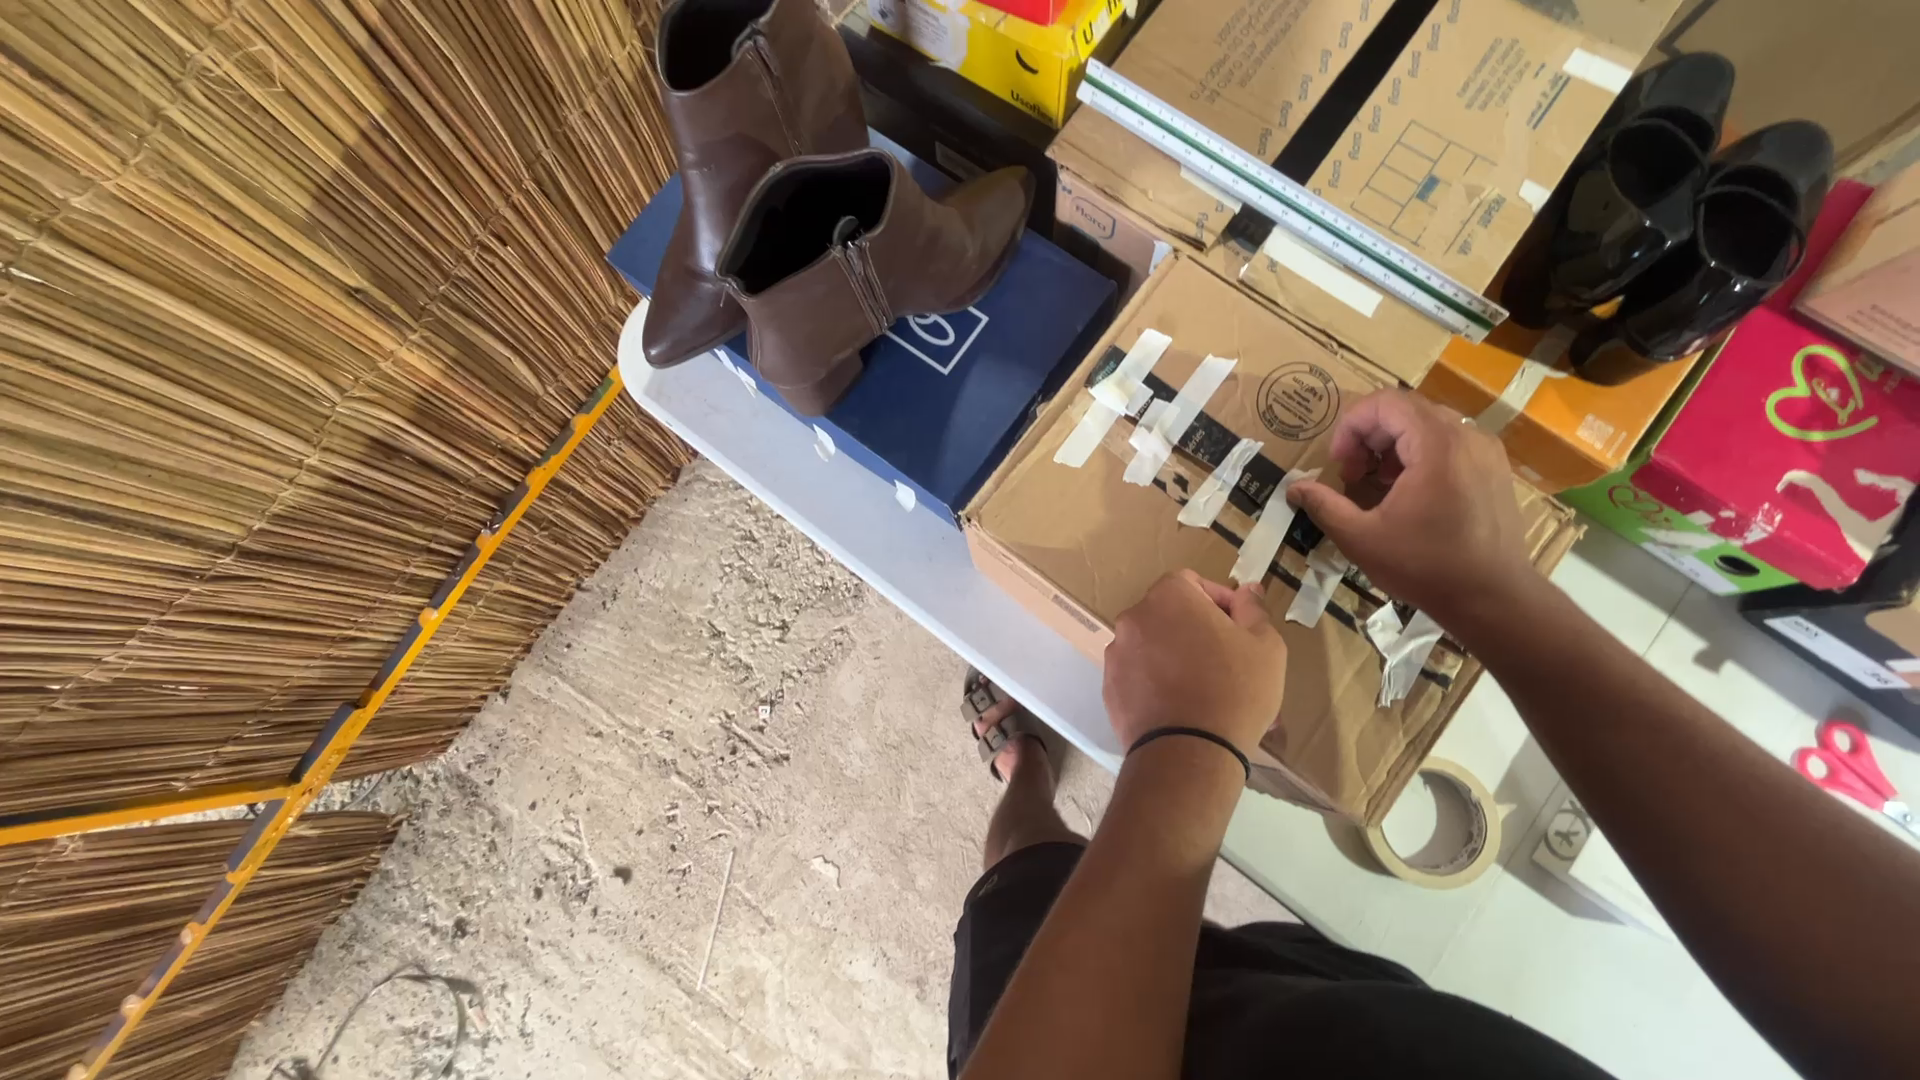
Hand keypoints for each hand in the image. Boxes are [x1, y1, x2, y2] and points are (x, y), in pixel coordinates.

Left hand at [1103, 570, 1287, 756]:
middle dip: (1198, 631)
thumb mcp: (1264, 645)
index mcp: (1168, 597)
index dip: (1219, 601)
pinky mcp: (1109, 687)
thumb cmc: (1234, 690)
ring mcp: (1116, 654)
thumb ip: (1252, 609)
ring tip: (1206, 690)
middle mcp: (1133, 618)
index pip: (1192, 583)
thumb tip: (1246, 590)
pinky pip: (1139, 675)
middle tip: (1227, 661)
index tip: (1239, 628)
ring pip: (1153, 646)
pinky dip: (1156, 682)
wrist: (1188, 752)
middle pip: (1170, 615)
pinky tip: (1181, 707)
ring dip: (1177, 657)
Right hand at [1287, 389, 1537, 626]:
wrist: (1493, 598)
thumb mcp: (1361, 538)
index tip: (1339, 464)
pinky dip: (1418, 455)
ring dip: (1392, 445)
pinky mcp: (1494, 469)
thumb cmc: (1424, 567)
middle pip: (1405, 410)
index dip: (1351, 426)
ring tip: (1377, 484)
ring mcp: (1485, 452)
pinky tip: (1407, 492)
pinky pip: (1449, 443)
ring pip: (1427, 425)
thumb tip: (1294, 488)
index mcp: (1436, 446)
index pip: (1385, 403)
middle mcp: (1466, 437)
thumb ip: (1324, 505)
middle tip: (1353, 476)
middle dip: (1368, 436)